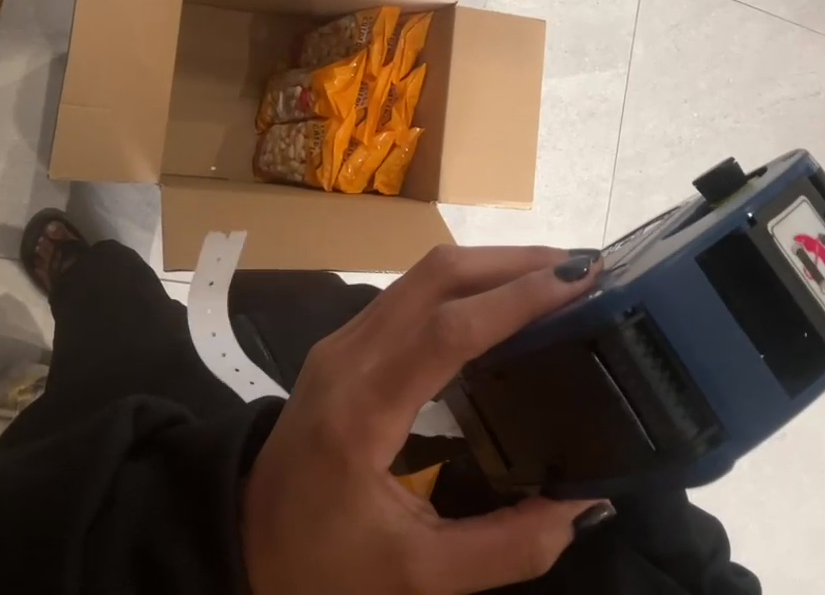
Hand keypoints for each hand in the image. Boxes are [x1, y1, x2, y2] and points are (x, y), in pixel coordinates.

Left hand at [241, 245, 609, 593]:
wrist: (242, 538)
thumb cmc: (322, 563)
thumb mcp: (419, 577)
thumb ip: (508, 547)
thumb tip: (583, 503)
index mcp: (362, 410)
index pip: (447, 330)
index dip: (515, 298)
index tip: (575, 280)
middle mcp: (348, 356)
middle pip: (435, 276)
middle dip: (511, 261)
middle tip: (579, 269)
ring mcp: (341, 340)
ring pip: (421, 275)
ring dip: (489, 264)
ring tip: (552, 276)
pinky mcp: (344, 341)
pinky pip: (409, 292)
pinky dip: (463, 282)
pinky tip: (499, 299)